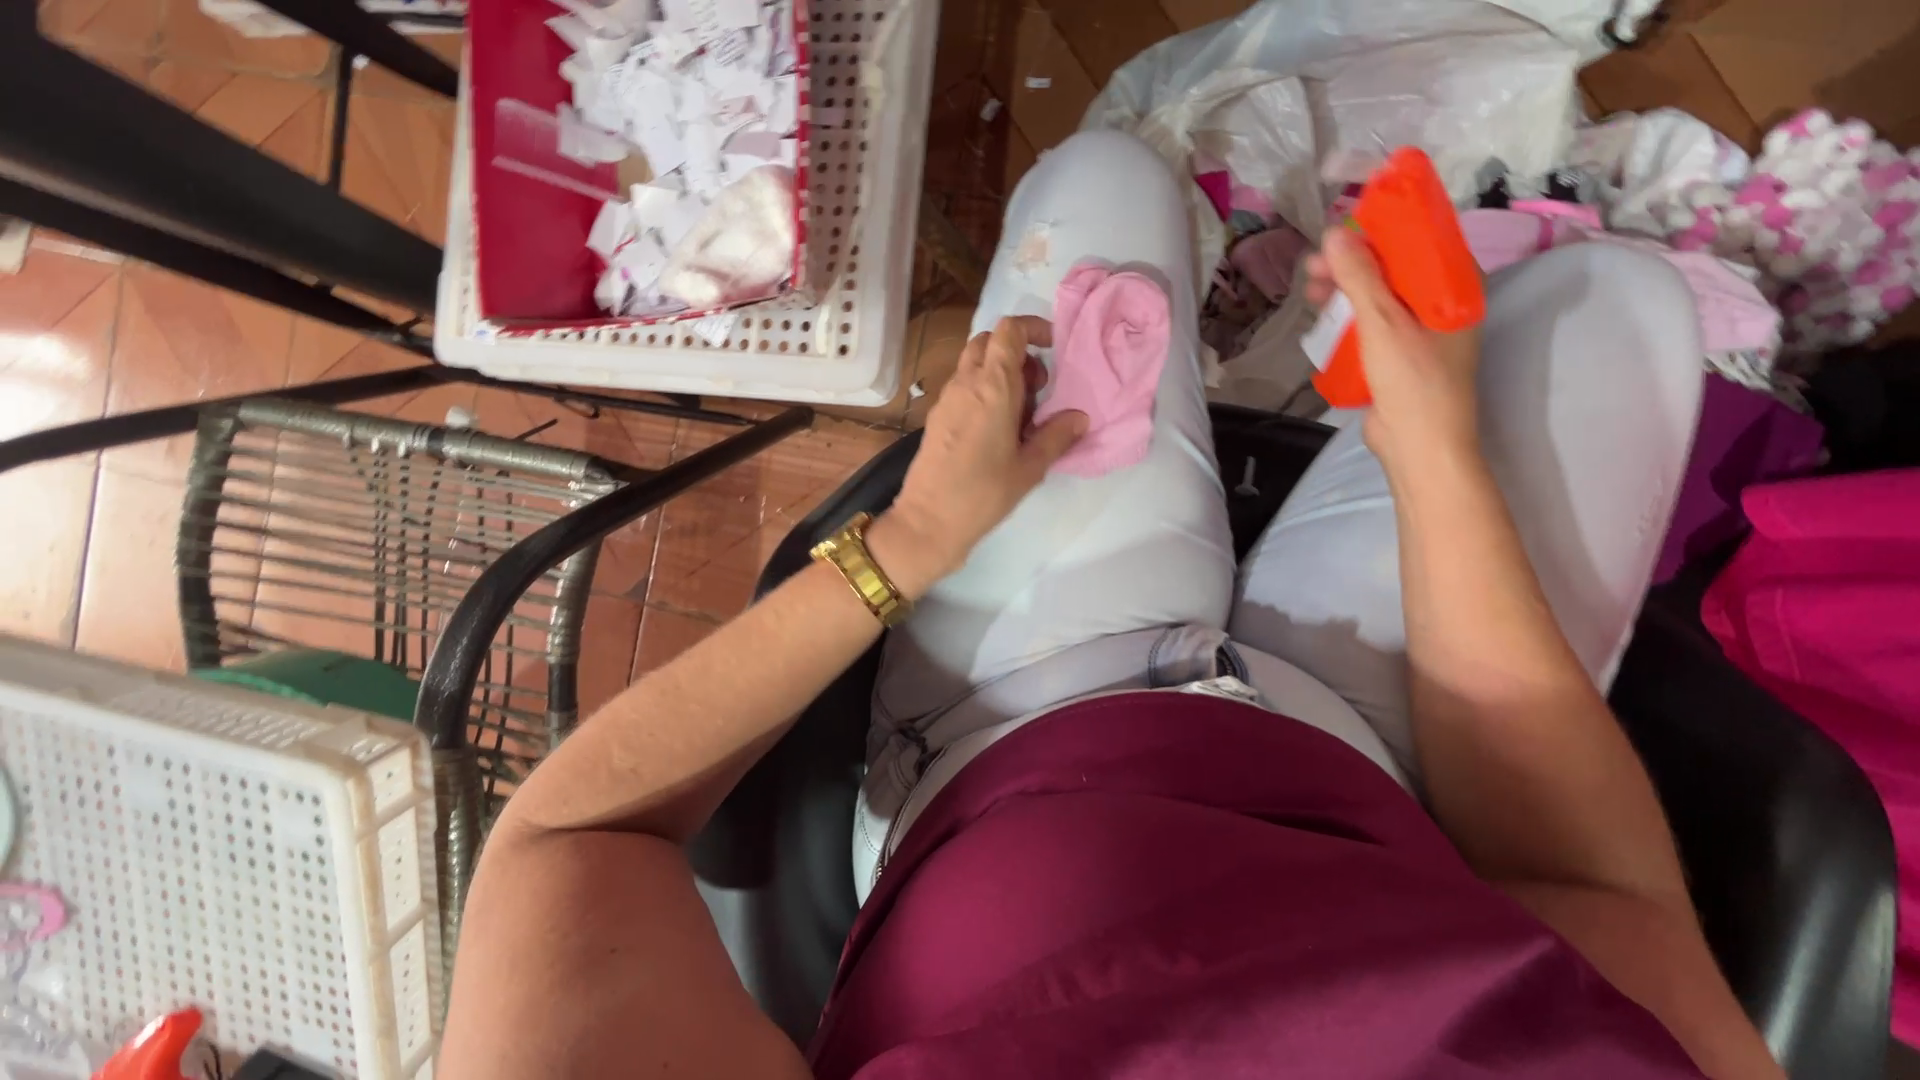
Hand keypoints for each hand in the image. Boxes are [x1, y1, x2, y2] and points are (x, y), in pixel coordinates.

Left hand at [882, 316, 1086, 585]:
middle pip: (989, 342)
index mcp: (992, 387)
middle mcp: (966, 384)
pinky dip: (984, 392)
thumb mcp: (1030, 468)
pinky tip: (998, 430)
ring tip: (1021, 415)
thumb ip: (1057, 436)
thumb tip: (1080, 418)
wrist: (928, 522)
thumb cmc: (983, 495)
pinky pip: (964, 387)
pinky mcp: (938, 418)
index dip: (1033, 329)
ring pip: (974, 364)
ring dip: (1000, 374)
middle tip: (1038, 389)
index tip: (1053, 350)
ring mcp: (947, 399)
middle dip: (1017, 353)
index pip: (1008, 330)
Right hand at [1305, 227, 1483, 471]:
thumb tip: (1335, 234)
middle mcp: (1441, 306)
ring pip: (1378, 299)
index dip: (1381, 231)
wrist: (1419, 446)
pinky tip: (1324, 318)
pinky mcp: (1398, 357)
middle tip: (1315, 266)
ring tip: (1312, 292)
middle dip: (1352, 265)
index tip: (1344, 228)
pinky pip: (1371, 326)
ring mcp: (1419, 333)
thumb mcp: (1383, 323)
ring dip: (1345, 292)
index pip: (1420, 243)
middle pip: (1393, 271)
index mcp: (1454, 290)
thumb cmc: (1413, 381)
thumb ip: (1360, 276)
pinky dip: (1348, 319)